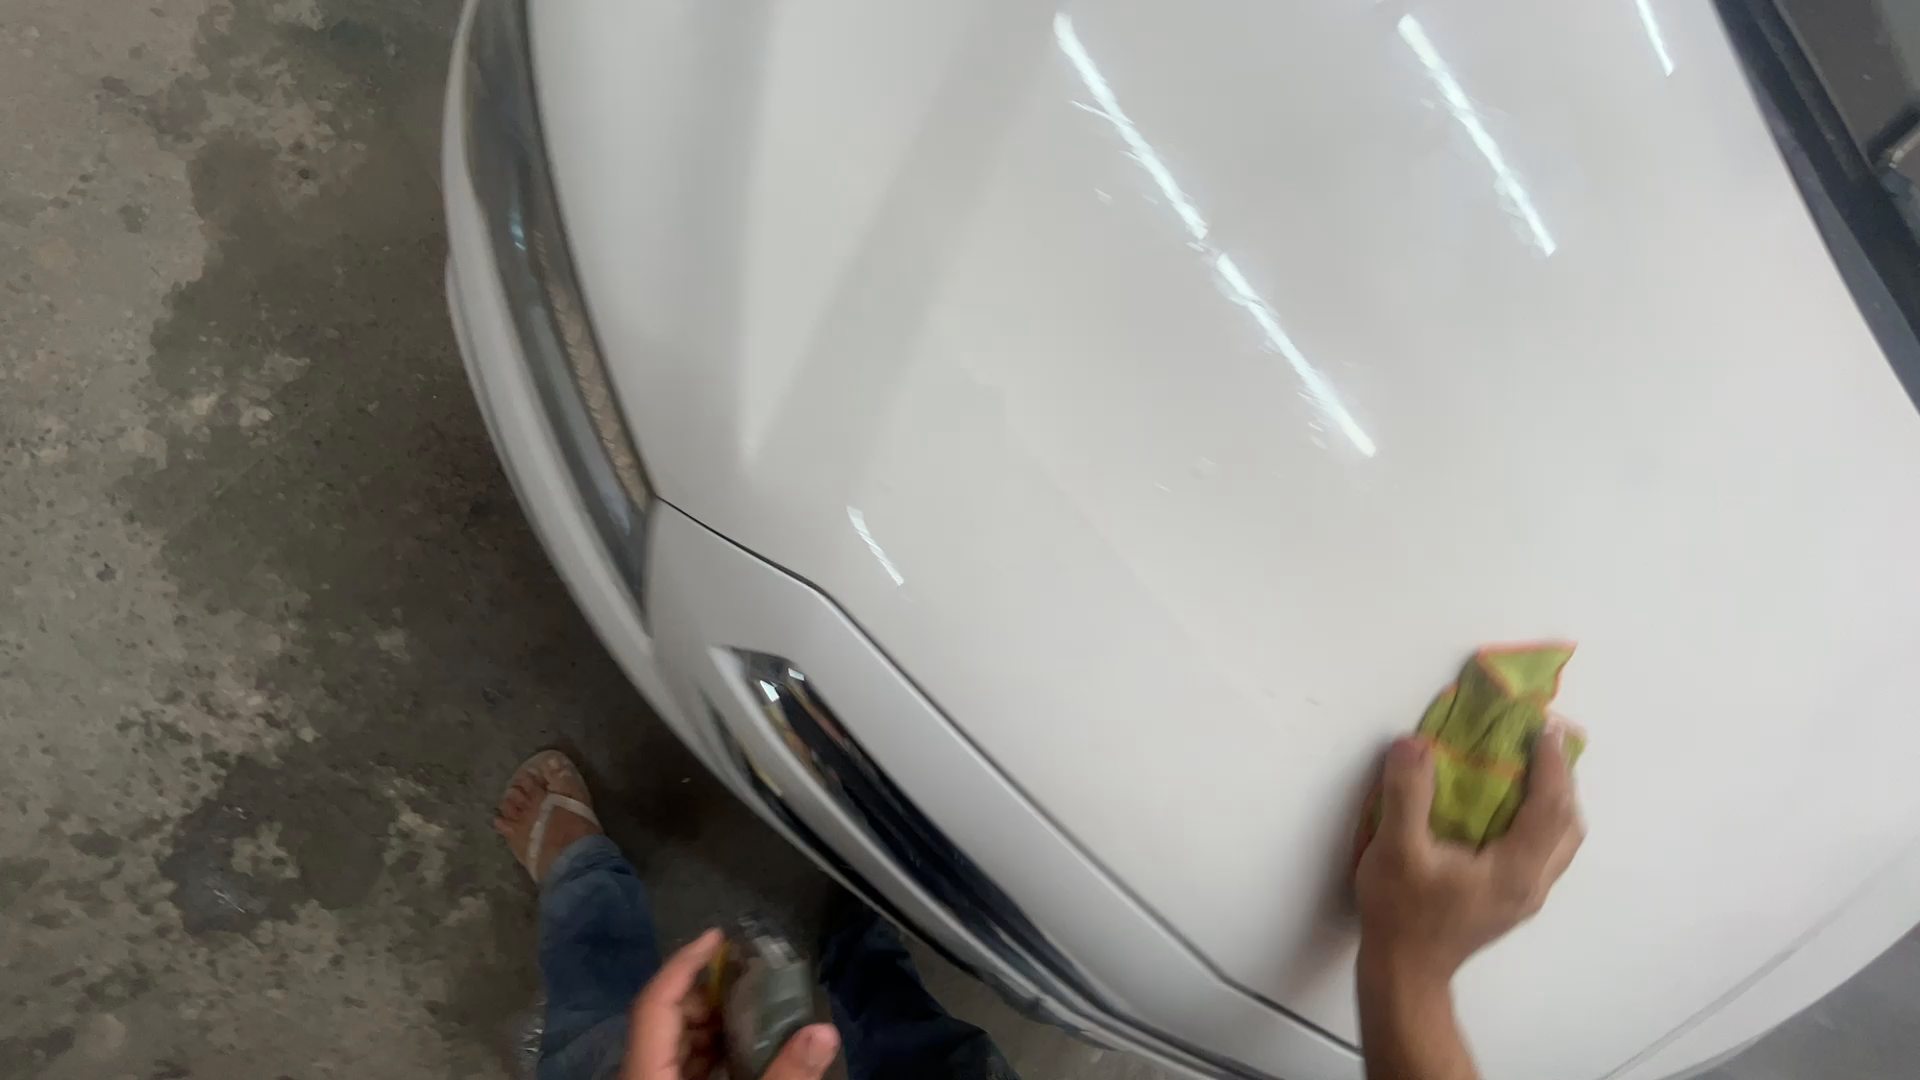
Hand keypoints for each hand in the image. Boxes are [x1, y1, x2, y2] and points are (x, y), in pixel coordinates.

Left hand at [624, 928, 841, 1079]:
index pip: (656, 1004)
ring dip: (713, 1025)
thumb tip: (825, 1029)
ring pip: (674, 1050)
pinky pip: (681, 1074)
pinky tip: (744, 1059)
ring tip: (757, 1010)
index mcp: (646, 1079)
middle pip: (667, 1022)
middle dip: (710, 993)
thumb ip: (783, 1079)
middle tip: (755, 975)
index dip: (685, 963)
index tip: (719, 935)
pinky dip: (711, 1057)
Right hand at [1354, 727, 1584, 990]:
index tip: (1546, 728)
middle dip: (1560, 781)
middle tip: (1541, 743)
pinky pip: (1538, 849)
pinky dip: (1535, 818)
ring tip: (1528, 768)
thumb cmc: (1402, 908)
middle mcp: (1532, 882)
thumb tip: (1414, 743)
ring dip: (1552, 801)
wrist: (1404, 967)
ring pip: (1558, 841)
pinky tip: (1505, 808)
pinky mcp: (1507, 897)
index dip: (1551, 767)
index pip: (1549, 810)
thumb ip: (1408, 794)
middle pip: (1567, 826)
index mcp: (1515, 869)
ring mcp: (1522, 894)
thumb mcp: (1396, 847)